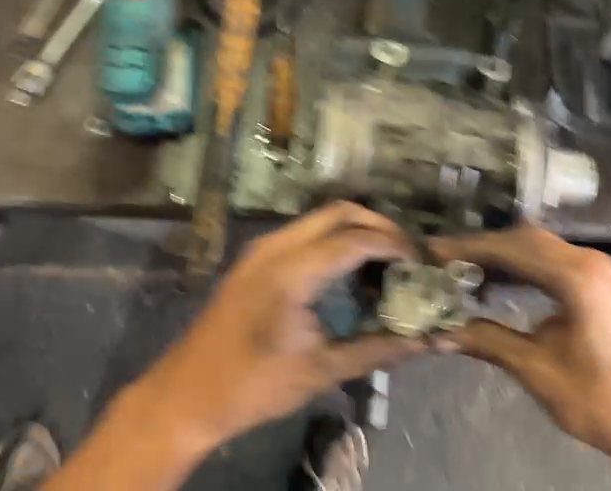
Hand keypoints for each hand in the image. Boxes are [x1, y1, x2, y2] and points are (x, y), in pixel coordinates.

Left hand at [50, 204, 423, 490]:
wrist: (184, 397)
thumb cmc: (252, 387)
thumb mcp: (319, 371)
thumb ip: (376, 349)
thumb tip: (426, 341)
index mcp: (290, 272)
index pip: (354, 239)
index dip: (394, 245)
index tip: (422, 261)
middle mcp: (276, 246)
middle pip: (340, 212)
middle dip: (379, 226)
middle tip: (408, 253)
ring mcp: (262, 247)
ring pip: (322, 217)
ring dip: (357, 229)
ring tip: (385, 259)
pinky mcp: (256, 257)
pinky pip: (305, 231)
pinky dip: (335, 238)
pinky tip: (350, 268)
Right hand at [431, 226, 610, 490]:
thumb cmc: (594, 399)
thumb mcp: (535, 369)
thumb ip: (488, 341)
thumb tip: (437, 333)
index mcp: (579, 278)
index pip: (515, 249)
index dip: (472, 247)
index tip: (436, 250)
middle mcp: (591, 262)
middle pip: (527, 241)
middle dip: (484, 247)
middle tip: (444, 258)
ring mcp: (598, 269)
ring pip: (540, 247)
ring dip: (502, 255)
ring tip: (462, 269)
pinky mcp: (599, 281)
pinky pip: (553, 260)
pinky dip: (523, 266)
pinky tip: (497, 281)